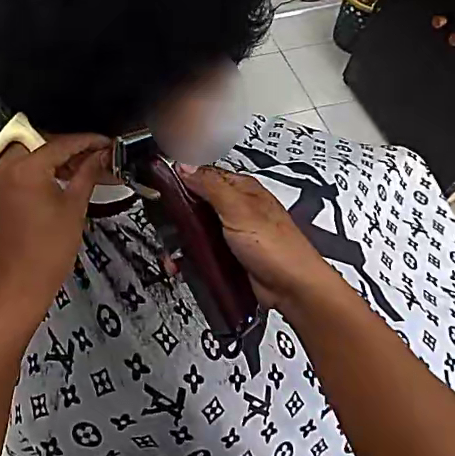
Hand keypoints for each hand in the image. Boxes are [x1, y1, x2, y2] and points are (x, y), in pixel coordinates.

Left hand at [0, 134, 108, 317]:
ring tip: (70, 174)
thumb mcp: (75, 206)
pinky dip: (28, 177)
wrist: (20, 285)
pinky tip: (48, 190)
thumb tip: (98, 157)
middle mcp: (1, 173)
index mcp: (25, 170)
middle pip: (36, 143)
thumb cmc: (47, 253)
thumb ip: (87, 173)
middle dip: (63, 147)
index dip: (86, 141)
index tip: (102, 143)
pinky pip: (8, 177)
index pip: (60, 143)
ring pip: (20, 158)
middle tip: (87, 156)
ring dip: (45, 160)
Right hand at [180, 165, 343, 309]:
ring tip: (175, 253)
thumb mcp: (239, 210)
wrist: (293, 289)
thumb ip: (211, 186)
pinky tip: (186, 265)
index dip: (182, 181)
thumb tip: (186, 167)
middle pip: (196, 205)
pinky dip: (192, 259)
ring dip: (183, 242)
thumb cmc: (280, 249)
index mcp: (242, 190)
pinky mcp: (231, 257)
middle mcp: (238, 210)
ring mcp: (234, 234)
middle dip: (179, 218)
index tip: (161, 189)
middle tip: (168, 228)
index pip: (204, 175)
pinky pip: (204, 253)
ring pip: (198, 231)